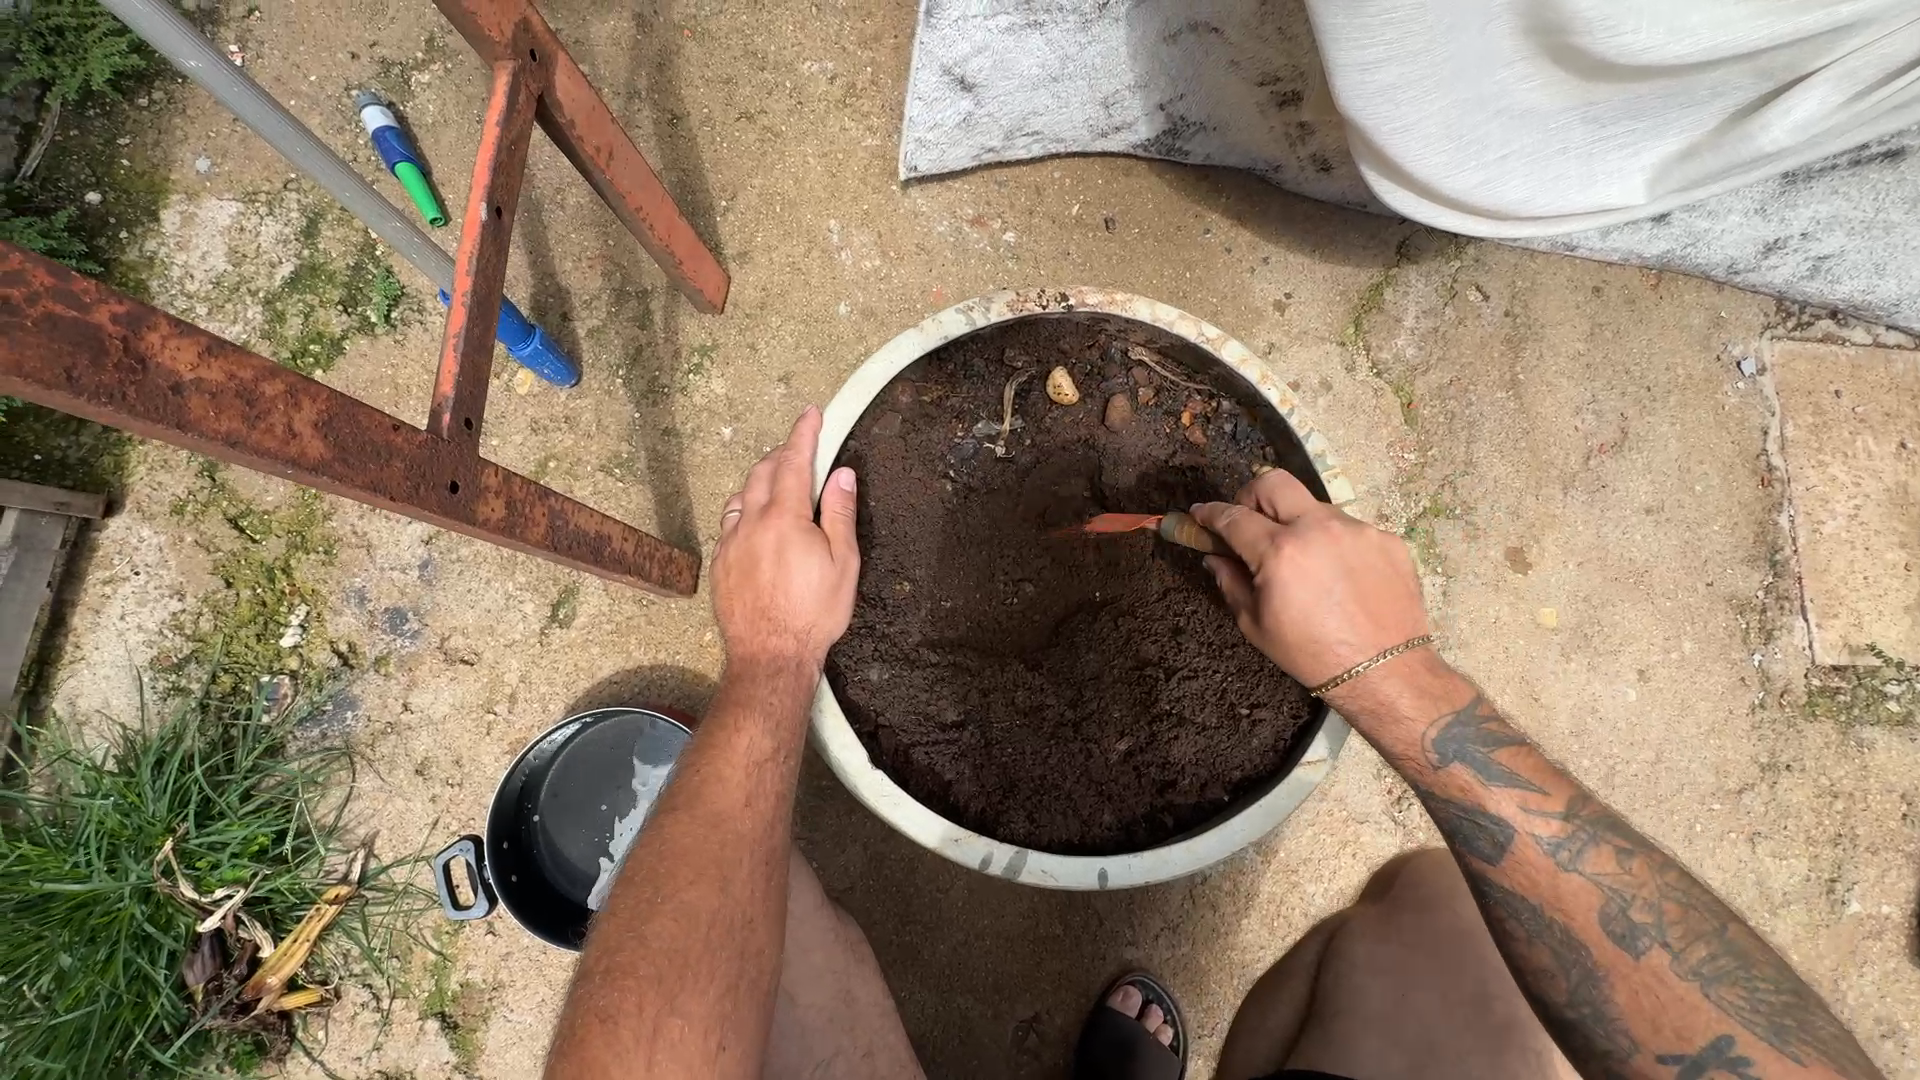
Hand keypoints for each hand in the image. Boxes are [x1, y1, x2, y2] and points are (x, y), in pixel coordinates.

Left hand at [711, 407, 859, 671]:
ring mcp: (731, 543)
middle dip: (782, 453)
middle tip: (800, 448)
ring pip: (742, 495)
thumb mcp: (843, 563)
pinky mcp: (721, 564)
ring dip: (761, 479)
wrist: (770, 655)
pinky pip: (730, 522)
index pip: (795, 462)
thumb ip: (840, 514)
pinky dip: (746, 508)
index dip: (804, 434)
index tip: (811, 414)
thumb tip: (842, 474)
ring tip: (779, 481)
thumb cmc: (814, 613)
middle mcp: (752, 523)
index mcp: (786, 519)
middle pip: (763, 472)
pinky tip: (756, 520)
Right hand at [1191, 469, 1429, 688]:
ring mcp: (1357, 530)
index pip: (1233, 516)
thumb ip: (1230, 582)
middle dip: (1251, 495)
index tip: (1200, 514)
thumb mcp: (1254, 623)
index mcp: (1279, 552)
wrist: (1385, 671)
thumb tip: (1215, 558)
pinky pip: (1348, 529)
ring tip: (1302, 560)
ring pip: (1314, 507)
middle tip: (1249, 520)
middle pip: (1274, 483)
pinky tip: (1337, 575)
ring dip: (1297, 524)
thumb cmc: (1310, 653)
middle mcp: (1318, 529)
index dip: (1210, 513)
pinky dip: (1332, 543)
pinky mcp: (1386, 539)